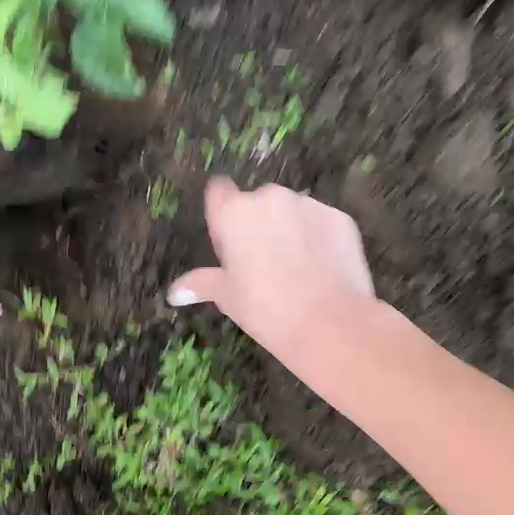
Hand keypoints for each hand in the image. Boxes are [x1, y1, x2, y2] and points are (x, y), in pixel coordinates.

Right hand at [167, 177, 379, 349]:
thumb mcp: (228, 297)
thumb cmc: (267, 310)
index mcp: (233, 212)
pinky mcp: (339, 216)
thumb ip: (201, 284)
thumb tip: (173, 293)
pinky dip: (319, 237)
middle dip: (258, 224)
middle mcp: (269, 197)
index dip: (223, 214)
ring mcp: (307, 204)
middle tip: (263, 264)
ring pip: (291, 210)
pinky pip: (320, 222)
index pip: (218, 190)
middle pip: (257, 201)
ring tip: (298, 269)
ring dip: (289, 228)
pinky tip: (322, 269)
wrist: (331, 324)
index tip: (230, 240)